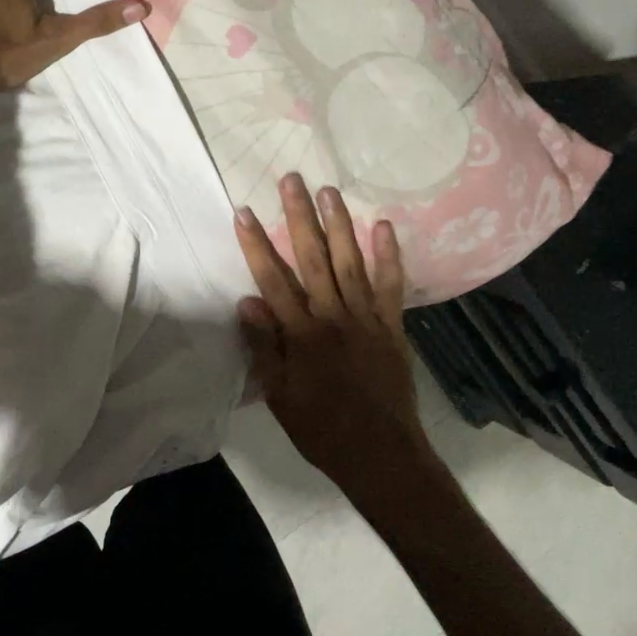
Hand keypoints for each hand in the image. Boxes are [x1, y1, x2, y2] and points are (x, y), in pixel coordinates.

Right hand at [235, 174, 426, 485]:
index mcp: (300, 334)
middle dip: (299, 216)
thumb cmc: (321, 428)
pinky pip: (390, 286)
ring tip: (328, 190)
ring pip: (349, 262)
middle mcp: (332, 317)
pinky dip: (388, 255)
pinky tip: (384, 227)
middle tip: (291, 179)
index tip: (244, 212)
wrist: (382, 456)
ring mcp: (366, 319)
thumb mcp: (279, 396)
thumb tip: (248, 300)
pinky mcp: (392, 327)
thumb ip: (264, 347)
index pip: (272, 279)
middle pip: (312, 258)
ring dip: (338, 224)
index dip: (256, 243)